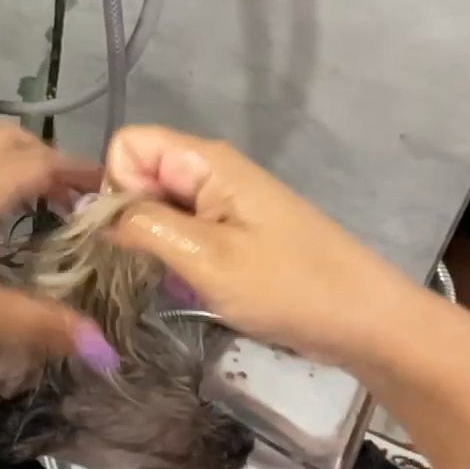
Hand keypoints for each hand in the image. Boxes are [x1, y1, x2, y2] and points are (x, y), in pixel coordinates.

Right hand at [105, 125, 429, 364]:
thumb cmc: (290, 287)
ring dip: (152, 234)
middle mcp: (210, 168)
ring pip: (156, 199)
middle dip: (130, 212)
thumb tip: (96, 214)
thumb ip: (144, 226)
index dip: (117, 183)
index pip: (127, 144)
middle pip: (138, 170)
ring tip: (175, 273)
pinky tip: (192, 278)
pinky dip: (173, 247)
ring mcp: (223, 196)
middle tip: (153, 260)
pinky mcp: (233, 223)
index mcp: (205, 161)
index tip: (133, 230)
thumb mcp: (206, 260)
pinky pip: (179, 220)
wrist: (373, 324)